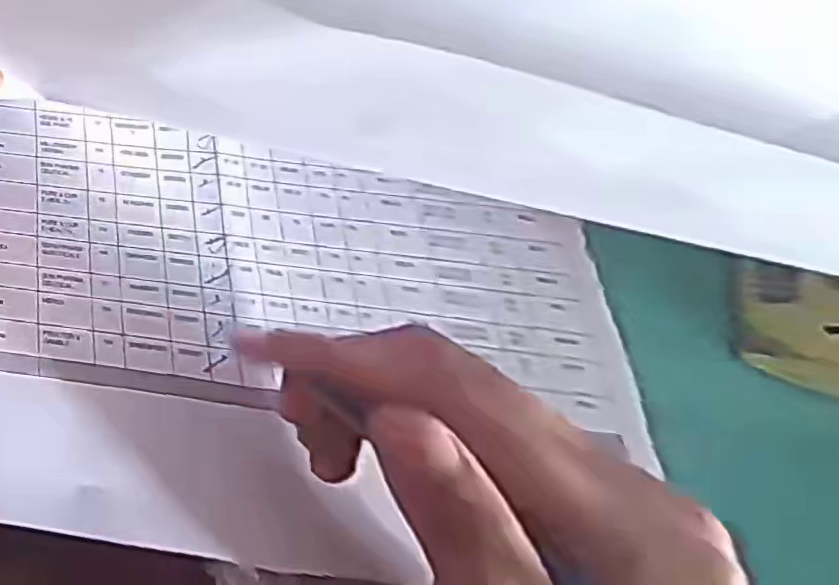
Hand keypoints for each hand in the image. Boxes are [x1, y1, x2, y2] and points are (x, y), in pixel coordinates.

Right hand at [240, 326, 744, 584]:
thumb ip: (468, 529)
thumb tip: (395, 416)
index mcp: (620, 512)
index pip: (445, 380)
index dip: (338, 353)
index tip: (257, 349)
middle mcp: (621, 481)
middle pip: (448, 375)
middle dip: (345, 375)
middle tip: (293, 419)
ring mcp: (609, 489)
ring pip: (455, 392)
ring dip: (368, 399)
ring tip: (328, 448)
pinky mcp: (586, 503)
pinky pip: (472, 425)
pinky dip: (403, 423)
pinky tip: (381, 454)